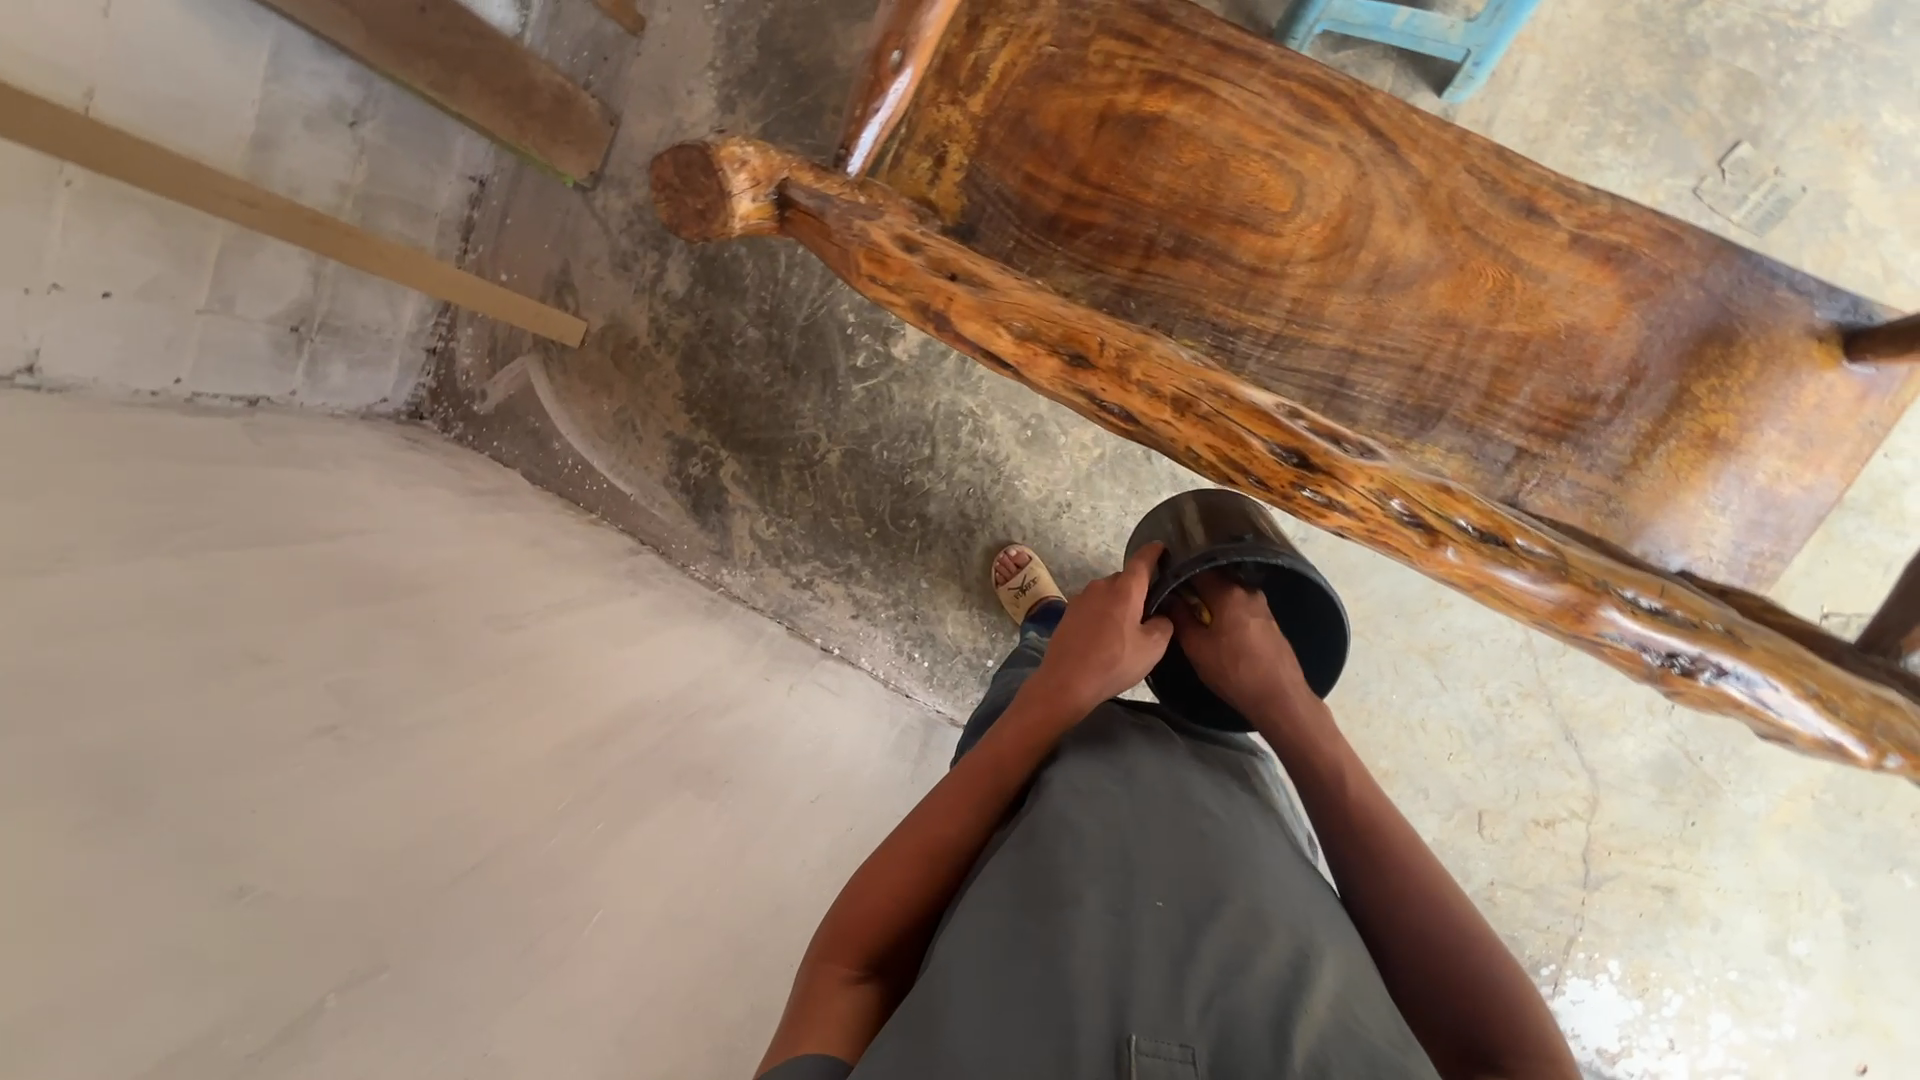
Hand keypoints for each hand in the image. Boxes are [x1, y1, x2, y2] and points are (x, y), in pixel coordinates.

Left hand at [1022, 542, 1173, 719]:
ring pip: (1107, 593)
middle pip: (1124, 579)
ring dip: (1118, 603)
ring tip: (1127, 627)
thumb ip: (1163, 625)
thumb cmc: (1114, 662)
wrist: (1066, 681)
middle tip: (1150, 609)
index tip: (1161, 547)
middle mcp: (1100, 586)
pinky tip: (1106, 635)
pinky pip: (1093, 606)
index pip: (1142, 561)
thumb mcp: (1152, 647)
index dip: (1154, 552)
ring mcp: (1080, 599)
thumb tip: (1160, 616)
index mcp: (1124, 589)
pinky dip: (1103, 613)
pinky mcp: (1068, 613)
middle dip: (1137, 588)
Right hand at [1166, 570, 1311, 717]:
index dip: (1179, 573)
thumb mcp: (1196, 647)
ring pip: (1230, 595)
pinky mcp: (1270, 623)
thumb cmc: (1233, 671)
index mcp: (1228, 592)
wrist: (1280, 697)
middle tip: (1177, 601)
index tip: (1165, 582)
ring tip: (1197, 616)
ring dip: (1213, 602)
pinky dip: (1228, 612)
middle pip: (1216, 580)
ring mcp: (1263, 607)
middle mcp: (1248, 592)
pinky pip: (1242, 608)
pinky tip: (1220, 628)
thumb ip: (1180, 618)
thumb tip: (1169, 598)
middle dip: (1196, 588)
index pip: (1198, 570)